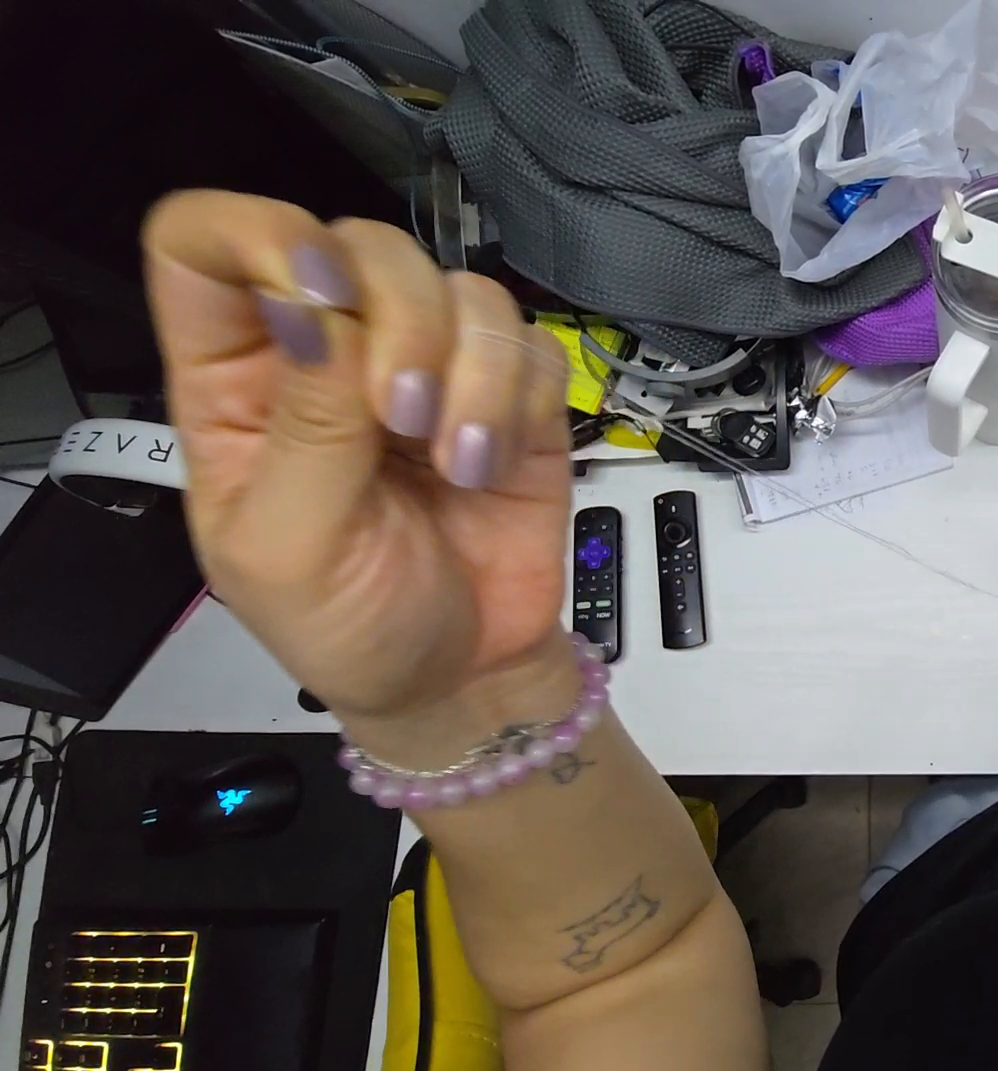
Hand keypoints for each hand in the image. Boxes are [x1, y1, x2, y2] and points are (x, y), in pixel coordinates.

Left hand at [143, 191, 575, 736]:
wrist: (466, 668)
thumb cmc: (352, 624)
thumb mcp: (289, 546)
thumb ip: (303, 431)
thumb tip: (317, 311)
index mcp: (246, 384)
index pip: (217, 245)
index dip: (261, 236)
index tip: (322, 299)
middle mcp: (347, 362)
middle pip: (372, 250)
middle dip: (403, 320)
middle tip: (405, 417)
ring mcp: (446, 381)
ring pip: (472, 296)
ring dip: (477, 374)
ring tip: (460, 462)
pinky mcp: (523, 411)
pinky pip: (542, 354)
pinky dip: (526, 401)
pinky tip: (498, 467)